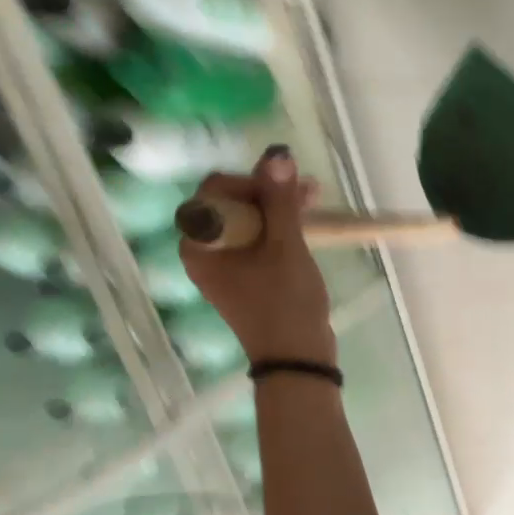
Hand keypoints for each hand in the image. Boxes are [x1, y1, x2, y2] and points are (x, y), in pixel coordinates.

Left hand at [181, 145, 335, 365]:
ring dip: (278, 210)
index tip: (287, 187)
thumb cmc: (286, 303)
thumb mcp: (287, 248)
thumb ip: (281, 200)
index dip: (251, 181)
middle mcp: (204, 252)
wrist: (296, 360)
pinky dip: (277, 231)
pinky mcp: (244, 278)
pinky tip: (304, 227)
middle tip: (309, 191)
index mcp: (200, 243)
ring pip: (247, 222)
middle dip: (269, 193)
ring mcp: (224, 267)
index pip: (215, 190)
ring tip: (313, 204)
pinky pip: (256, 242)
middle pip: (231, 204)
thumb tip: (277, 154)